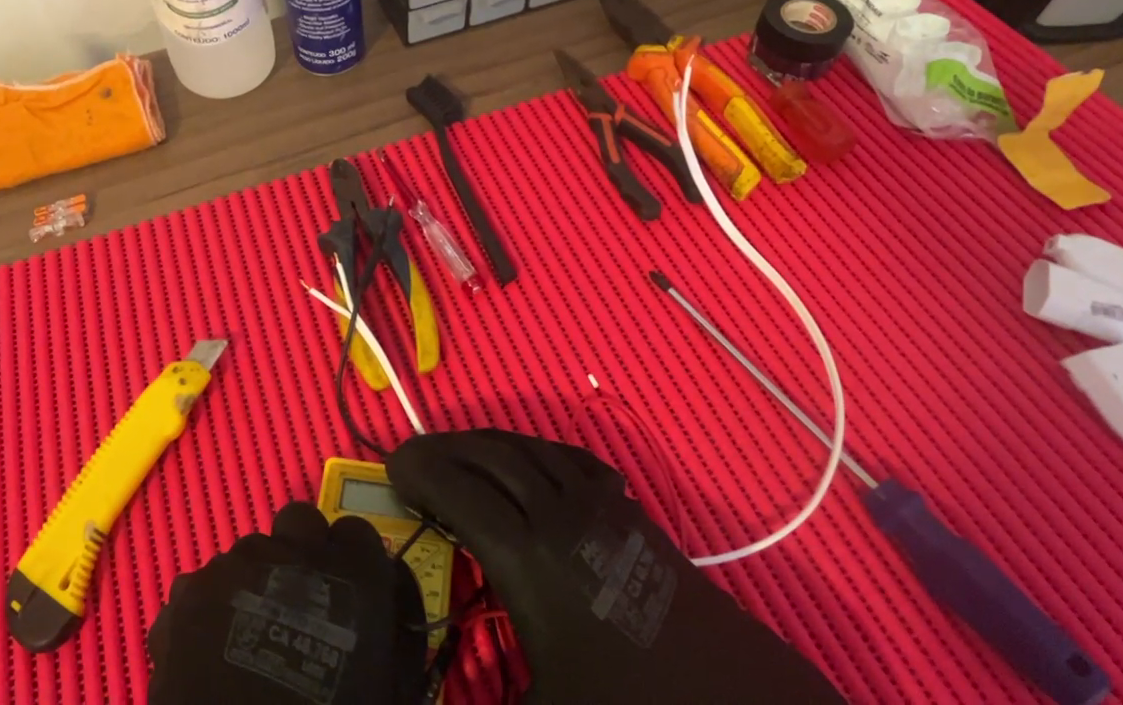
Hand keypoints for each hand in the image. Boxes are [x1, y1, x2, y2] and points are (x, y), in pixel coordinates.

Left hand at [147, 502, 426, 704]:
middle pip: (299, 523)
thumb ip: (396, 635)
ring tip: (251, 636)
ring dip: (256, 581)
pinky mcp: (187, 593)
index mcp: (352, 574)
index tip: (346, 593)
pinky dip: (211, 610)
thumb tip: (394, 597)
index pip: (357, 534)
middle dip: (301, 553)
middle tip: (300, 603)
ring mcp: (234, 567)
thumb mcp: (388, 692)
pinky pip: (205, 586)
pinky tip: (212, 654)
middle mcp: (293, 554)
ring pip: (249, 552)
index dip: (351, 563)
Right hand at [387, 430, 843, 703]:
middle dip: (446, 450)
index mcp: (529, 560)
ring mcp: (602, 507)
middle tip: (413, 458)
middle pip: (492, 459)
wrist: (730, 699)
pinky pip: (573, 460)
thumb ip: (470, 698)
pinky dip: (538, 451)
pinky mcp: (632, 513)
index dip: (421, 473)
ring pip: (532, 450)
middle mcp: (561, 516)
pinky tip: (531, 466)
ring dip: (488, 444)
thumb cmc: (624, 703)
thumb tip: (405, 689)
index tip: (391, 468)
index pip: (461, 493)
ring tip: (458, 454)